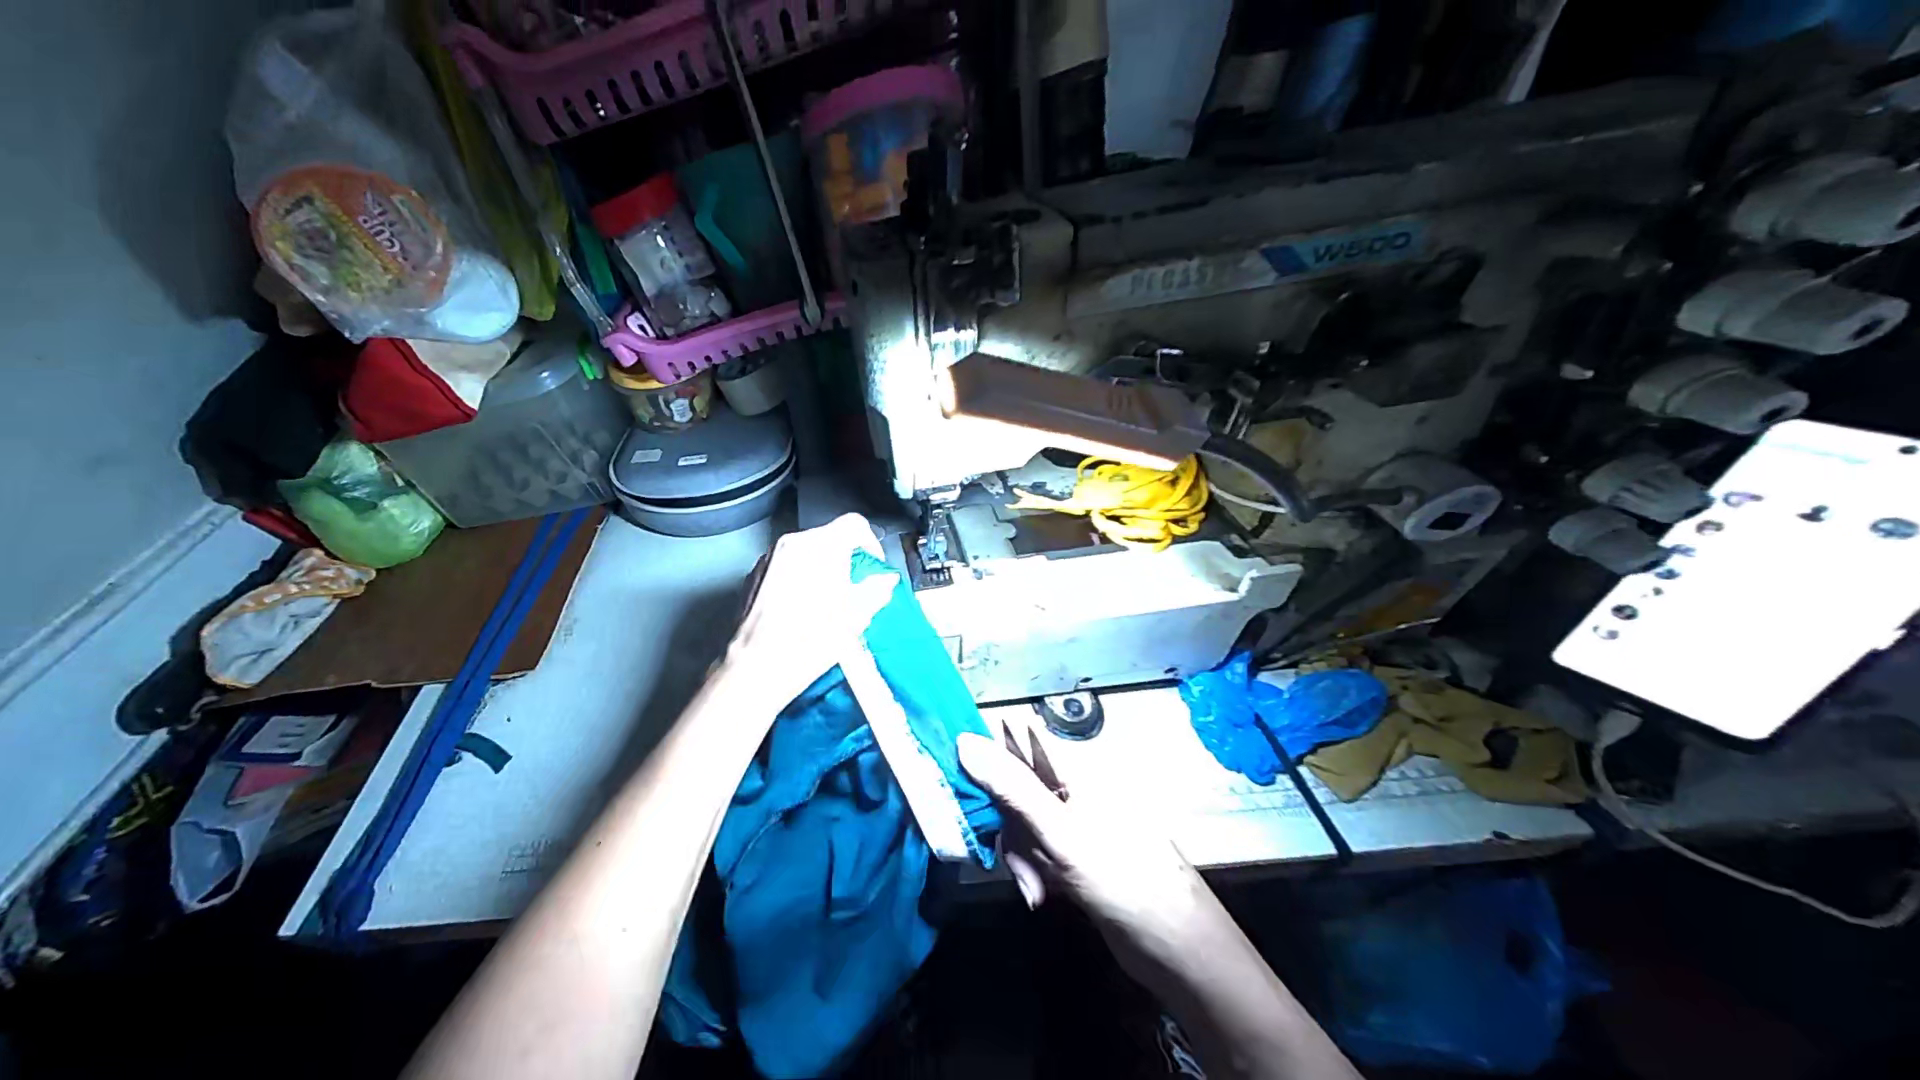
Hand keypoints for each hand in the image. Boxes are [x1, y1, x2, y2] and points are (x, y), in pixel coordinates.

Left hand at [726, 513, 898, 709]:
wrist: (756, 666)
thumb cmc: (809, 642)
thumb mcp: (856, 617)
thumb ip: (876, 589)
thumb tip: (884, 580)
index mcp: (823, 546)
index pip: (855, 524)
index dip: (870, 545)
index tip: (872, 568)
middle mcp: (793, 542)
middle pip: (829, 537)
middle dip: (845, 559)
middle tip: (853, 589)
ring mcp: (770, 556)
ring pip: (806, 552)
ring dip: (821, 569)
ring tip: (826, 603)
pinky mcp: (754, 574)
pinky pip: (785, 565)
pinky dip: (798, 578)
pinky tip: (800, 609)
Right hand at [956, 732, 1217, 965]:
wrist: (1175, 947)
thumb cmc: (1121, 877)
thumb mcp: (1058, 831)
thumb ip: (1011, 786)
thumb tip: (963, 739)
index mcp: (1075, 767)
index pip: (1018, 741)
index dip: (986, 755)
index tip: (958, 780)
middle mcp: (1072, 787)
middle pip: (1013, 787)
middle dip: (1006, 825)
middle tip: (1014, 858)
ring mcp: (1074, 822)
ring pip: (1020, 823)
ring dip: (1019, 856)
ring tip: (1034, 888)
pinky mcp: (1074, 853)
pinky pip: (1035, 850)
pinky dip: (1032, 871)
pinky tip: (1040, 894)